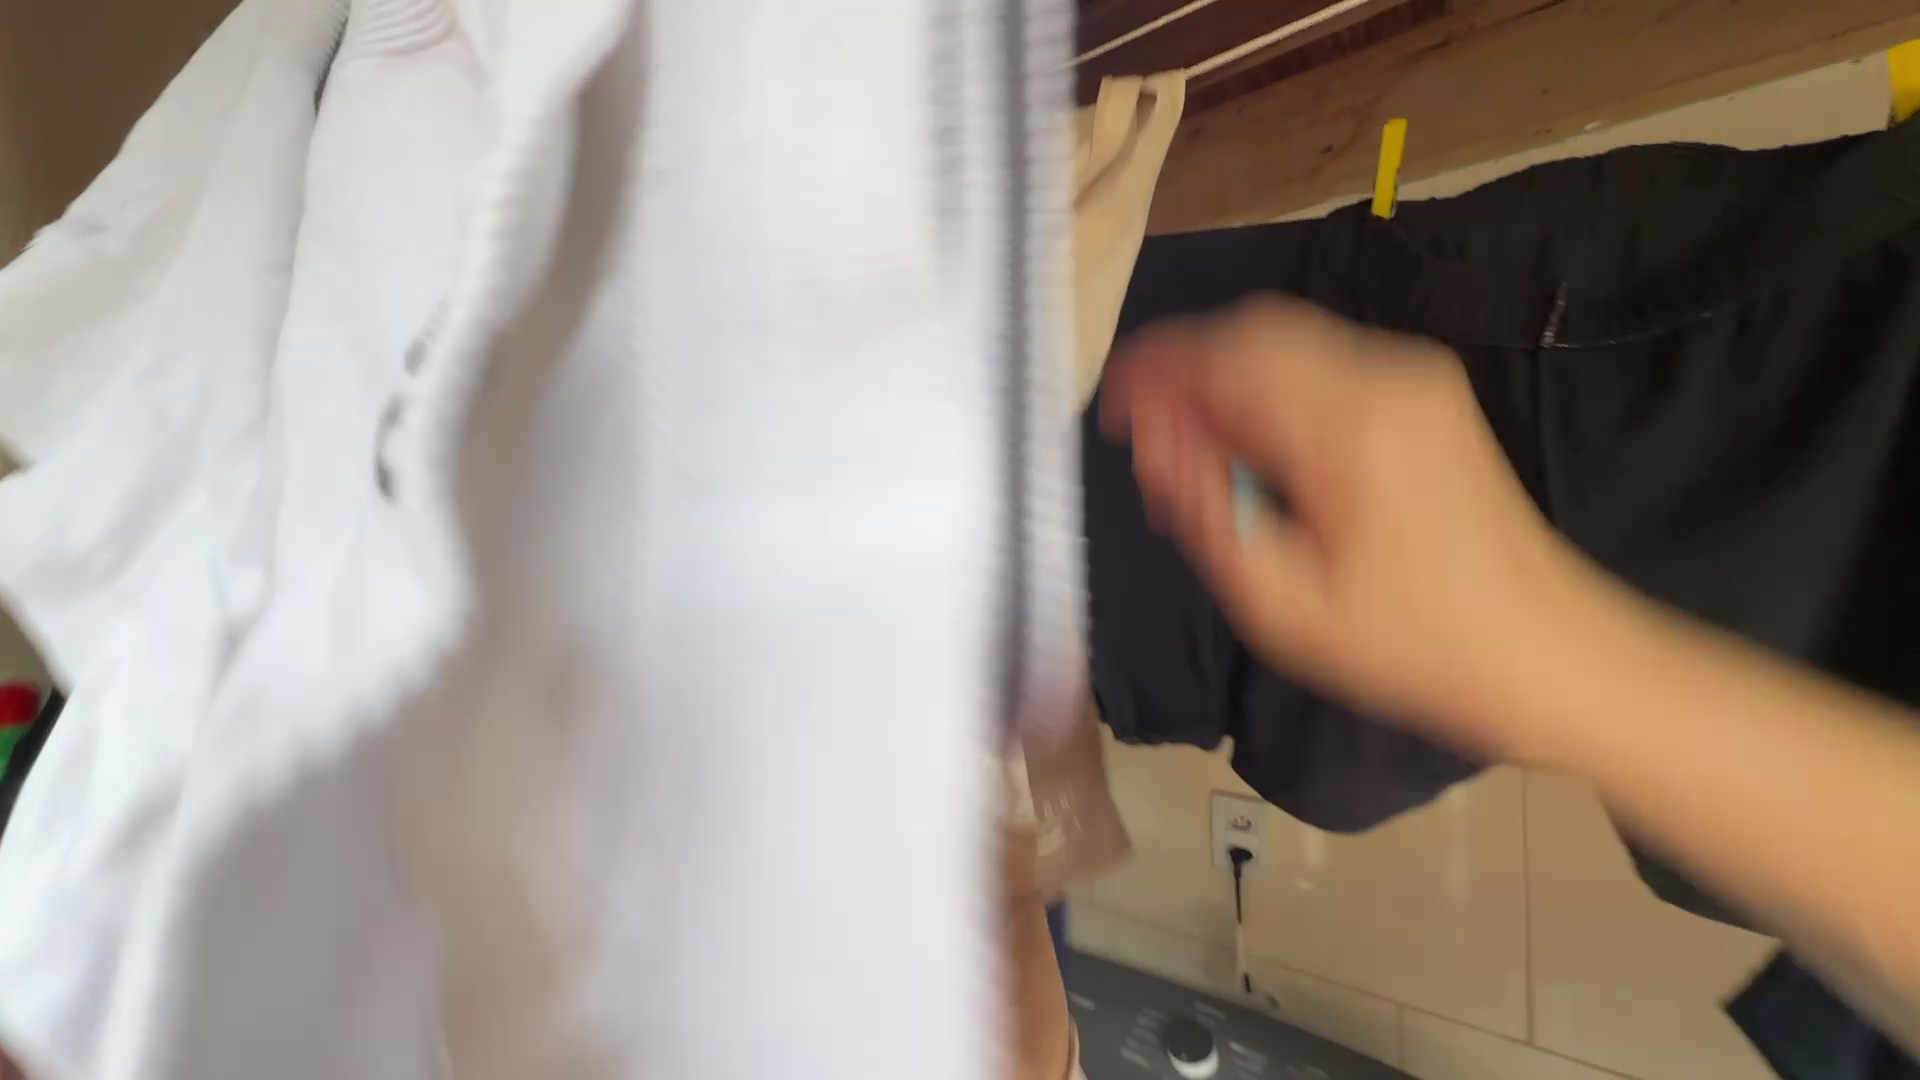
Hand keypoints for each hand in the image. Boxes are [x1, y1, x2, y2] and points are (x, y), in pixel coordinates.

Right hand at [1100, 297, 1600, 761]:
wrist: (1546, 650)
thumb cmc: (1407, 645)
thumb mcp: (1279, 603)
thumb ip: (1206, 508)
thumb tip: (1154, 440)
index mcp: (1351, 432)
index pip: (1225, 359)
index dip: (1153, 373)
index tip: (1114, 415)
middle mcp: (1386, 378)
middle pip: (1251, 331)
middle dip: (1180, 370)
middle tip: (1148, 440)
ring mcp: (1411, 376)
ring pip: (1279, 341)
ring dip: (1218, 382)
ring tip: (1191, 456)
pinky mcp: (1419, 390)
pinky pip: (1313, 364)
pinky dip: (1259, 391)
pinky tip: (1247, 450)